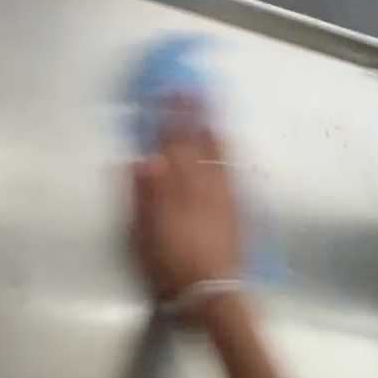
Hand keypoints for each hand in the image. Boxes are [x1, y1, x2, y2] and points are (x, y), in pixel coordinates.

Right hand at [130, 97, 242, 297]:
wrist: (212, 293)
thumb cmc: (169, 263)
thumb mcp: (144, 231)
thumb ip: (144, 193)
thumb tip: (140, 158)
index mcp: (177, 187)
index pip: (169, 142)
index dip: (165, 114)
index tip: (162, 89)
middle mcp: (204, 184)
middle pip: (196, 139)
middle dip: (190, 110)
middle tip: (187, 84)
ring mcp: (224, 194)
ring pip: (218, 149)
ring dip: (211, 121)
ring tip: (209, 101)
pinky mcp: (237, 206)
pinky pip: (233, 166)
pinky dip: (228, 147)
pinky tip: (228, 140)